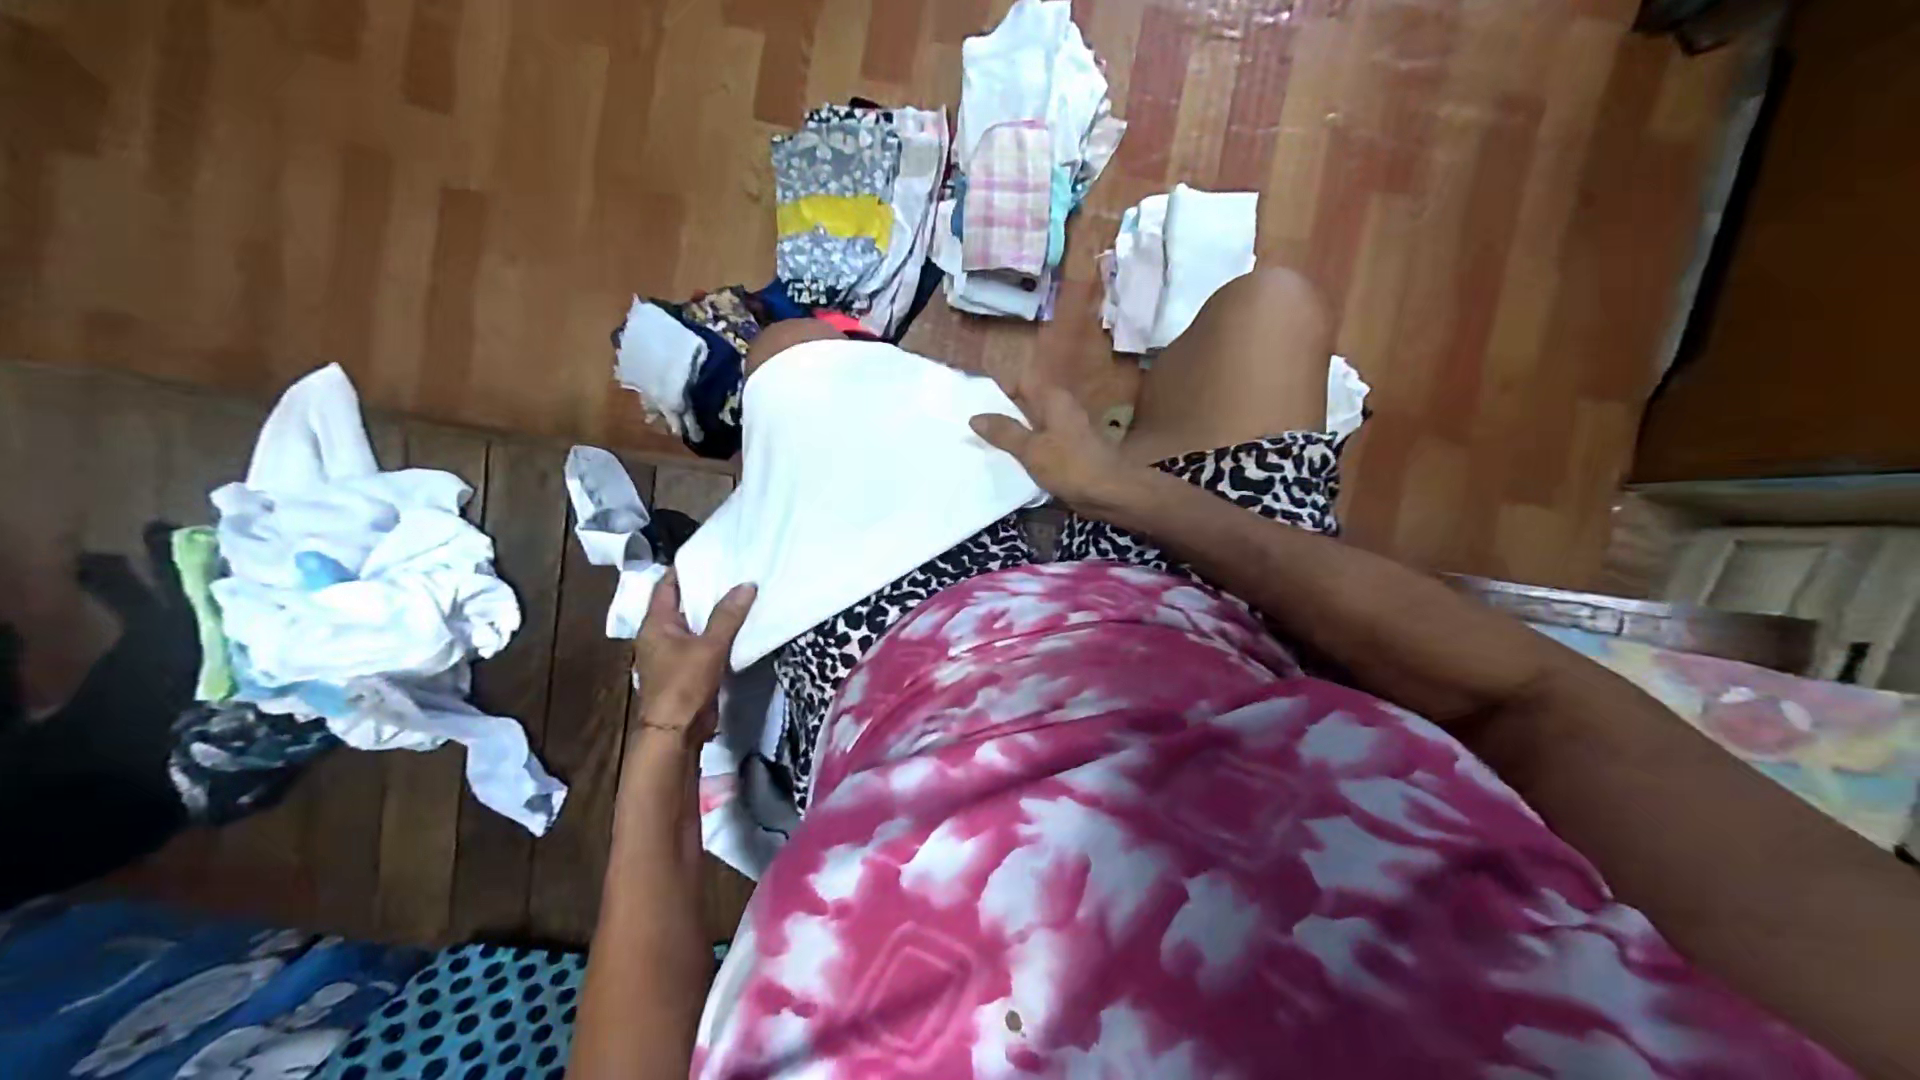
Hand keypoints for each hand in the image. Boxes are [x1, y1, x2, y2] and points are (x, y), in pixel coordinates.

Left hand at [633, 570, 755, 740]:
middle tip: (732, 570)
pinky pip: (702, 642)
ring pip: (693, 624)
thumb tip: (747, 584)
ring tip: (739, 592)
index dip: (685, 568)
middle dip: (704, 588)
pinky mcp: (686, 669)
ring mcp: (671, 653)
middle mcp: (659, 635)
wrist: (676, 732)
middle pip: (681, 603)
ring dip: (712, 612)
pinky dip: (717, 632)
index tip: (710, 554)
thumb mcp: (709, 646)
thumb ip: (728, 615)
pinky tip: (738, 625)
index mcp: (655, 624)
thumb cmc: (684, 683)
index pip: (667, 585)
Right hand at [969, 368, 1137, 514]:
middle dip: (998, 409)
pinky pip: (1037, 441)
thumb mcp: (1031, 449)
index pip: (1018, 380)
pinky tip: (1004, 455)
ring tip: (978, 437)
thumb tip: (975, 417)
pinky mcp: (1065, 449)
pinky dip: (1021, 445)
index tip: (969, 393)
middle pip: (1023, 401)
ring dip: (1009, 429)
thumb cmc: (1071, 465)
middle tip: (967, 418)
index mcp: (1051, 398)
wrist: (1110, 492)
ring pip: (1029, 423)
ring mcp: (1063, 429)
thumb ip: (1004, 432)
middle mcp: (1058, 407)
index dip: (995, 384)